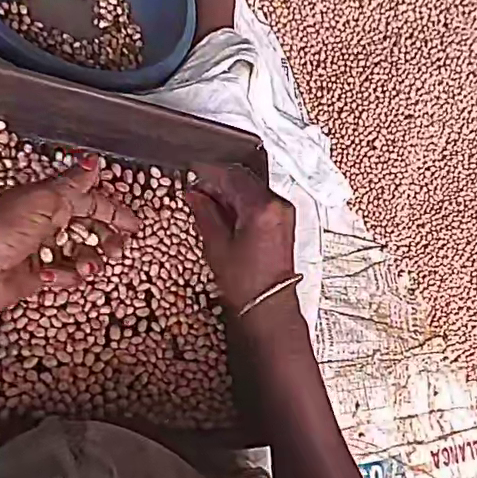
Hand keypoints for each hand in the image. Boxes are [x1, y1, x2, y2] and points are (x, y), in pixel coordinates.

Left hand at [0, 154, 141, 313]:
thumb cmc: (1, 231)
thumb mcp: (42, 201)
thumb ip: (73, 185)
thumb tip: (93, 162)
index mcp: (46, 200)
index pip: (88, 201)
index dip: (112, 211)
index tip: (133, 226)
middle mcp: (47, 223)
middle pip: (89, 230)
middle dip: (106, 240)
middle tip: (115, 251)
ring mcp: (43, 250)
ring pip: (82, 254)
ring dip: (89, 261)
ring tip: (87, 268)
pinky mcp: (40, 275)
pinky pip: (67, 274)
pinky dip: (65, 276)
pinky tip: (52, 276)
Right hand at [182, 161, 297, 313]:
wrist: (269, 305)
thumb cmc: (246, 283)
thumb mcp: (217, 245)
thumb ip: (205, 213)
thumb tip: (194, 194)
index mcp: (261, 208)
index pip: (232, 176)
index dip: (209, 173)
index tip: (193, 172)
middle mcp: (277, 206)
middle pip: (244, 180)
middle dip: (219, 182)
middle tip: (197, 191)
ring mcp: (284, 213)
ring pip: (252, 189)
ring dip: (230, 192)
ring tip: (208, 204)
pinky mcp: (284, 223)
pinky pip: (261, 202)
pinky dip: (243, 203)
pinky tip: (226, 214)